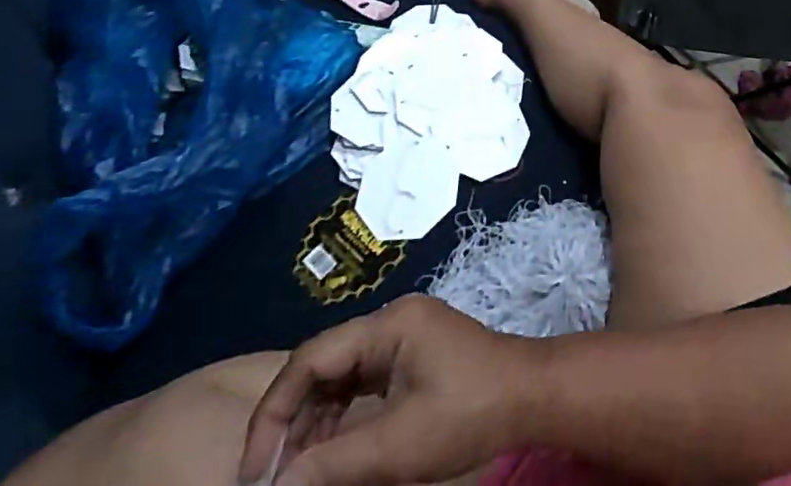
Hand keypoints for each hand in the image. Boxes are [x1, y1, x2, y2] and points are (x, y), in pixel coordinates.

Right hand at [242, 296, 541, 485]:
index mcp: (386, 325)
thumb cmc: (470, 412)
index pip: (310, 359)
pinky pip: (367, 383)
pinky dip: (346, 418)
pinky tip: (334, 452)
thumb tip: (276, 485)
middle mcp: (391, 321)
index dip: (275, 414)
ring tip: (300, 471)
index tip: (255, 469)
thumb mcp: (398, 445)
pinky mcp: (416, 356)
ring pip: (343, 376)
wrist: (534, 396)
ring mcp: (405, 337)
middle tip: (273, 475)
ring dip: (318, 424)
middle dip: (295, 421)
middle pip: (324, 365)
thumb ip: (333, 463)